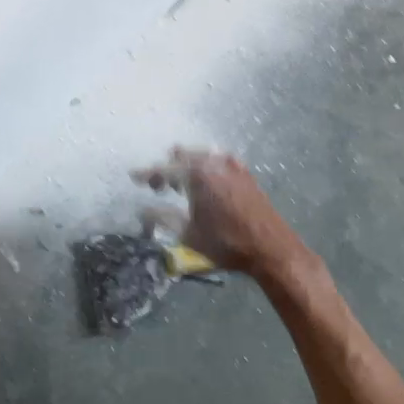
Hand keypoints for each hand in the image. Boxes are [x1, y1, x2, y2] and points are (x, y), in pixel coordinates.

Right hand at [135, 147, 309, 275]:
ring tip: (179, 184)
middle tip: (158, 186)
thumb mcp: (188, 234)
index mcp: (197, 174)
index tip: (133, 177)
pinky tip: (206, 179)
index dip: (147, 174)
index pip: (165, 169)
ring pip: (202, 156)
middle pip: (183, 157)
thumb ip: (162, 218)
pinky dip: (207, 167)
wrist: (270, 247)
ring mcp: (232, 165)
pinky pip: (219, 161)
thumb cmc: (226, 242)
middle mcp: (213, 162)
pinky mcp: (245, 173)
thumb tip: (142, 210)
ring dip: (187, 166)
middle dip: (168, 168)